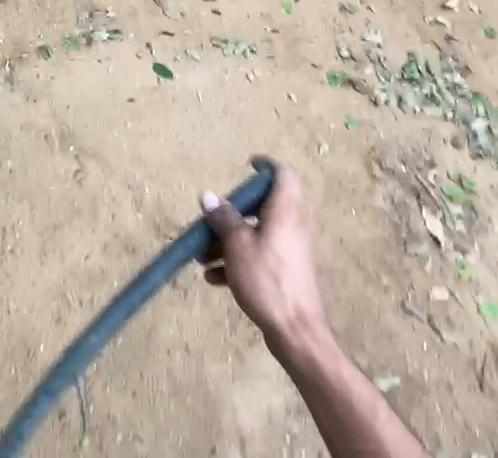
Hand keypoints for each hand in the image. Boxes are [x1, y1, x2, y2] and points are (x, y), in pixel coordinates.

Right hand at [201, 161, 330, 360]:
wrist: (296, 332)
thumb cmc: (267, 280)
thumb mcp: (237, 245)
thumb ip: (223, 218)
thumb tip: (209, 196)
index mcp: (284, 212)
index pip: (283, 176)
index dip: (267, 166)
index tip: (248, 164)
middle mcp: (290, 226)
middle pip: (262, 207)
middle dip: (232, 213)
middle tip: (210, 219)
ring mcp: (289, 251)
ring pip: (256, 234)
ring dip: (228, 241)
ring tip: (201, 256)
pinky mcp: (285, 273)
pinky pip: (258, 256)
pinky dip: (237, 261)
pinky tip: (214, 278)